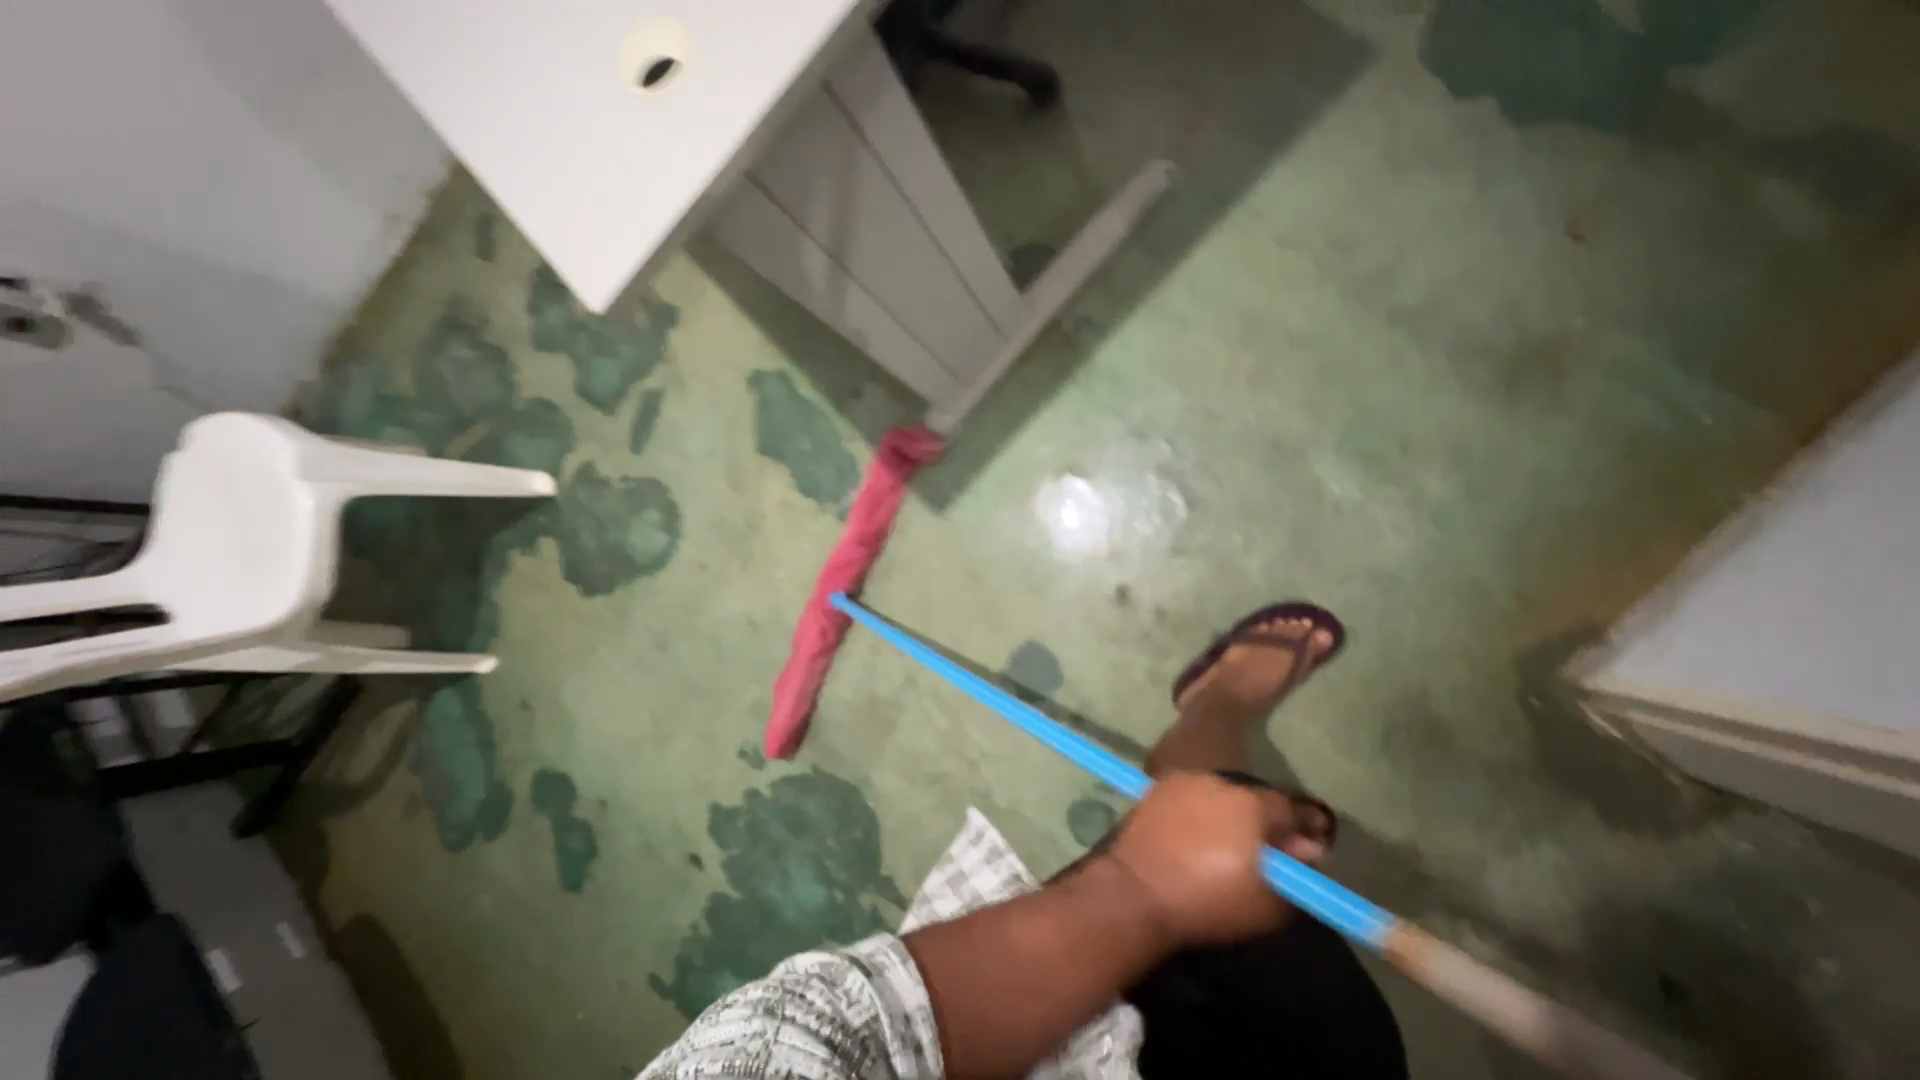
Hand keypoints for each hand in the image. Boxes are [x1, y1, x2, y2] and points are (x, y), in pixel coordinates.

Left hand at [1102, 771, 1328, 947]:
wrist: (1137, 892)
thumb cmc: (1209, 902)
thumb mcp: (1269, 904)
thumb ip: (1296, 874)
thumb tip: (1307, 852)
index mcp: (1253, 804)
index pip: (1290, 810)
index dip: (1299, 832)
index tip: (1301, 853)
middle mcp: (1219, 782)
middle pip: (1254, 800)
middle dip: (1262, 824)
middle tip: (1260, 854)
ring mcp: (1184, 783)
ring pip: (1220, 797)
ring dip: (1228, 816)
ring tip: (1222, 848)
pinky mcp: (1156, 790)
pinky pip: (1190, 799)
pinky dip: (1197, 813)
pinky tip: (1192, 838)